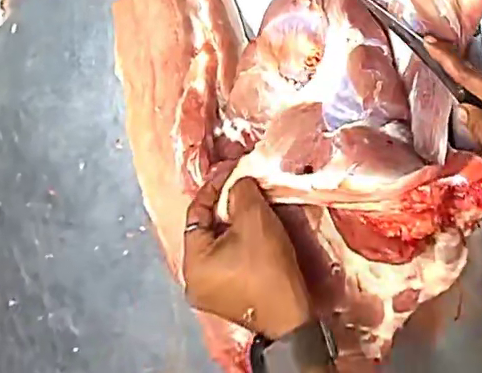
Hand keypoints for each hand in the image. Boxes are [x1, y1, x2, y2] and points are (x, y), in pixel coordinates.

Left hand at [182, 162, 313, 339]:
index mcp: (192, 261)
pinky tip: (254, 227)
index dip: (215, 185)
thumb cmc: (266, 264)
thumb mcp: (253, 216)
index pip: (196, 210)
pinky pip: (226, 255)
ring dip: (233, 219)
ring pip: (217, 241)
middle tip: (243, 184)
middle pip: (206, 226)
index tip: (233, 169)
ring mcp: (209, 291)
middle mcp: (193, 279)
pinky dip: (238, 238)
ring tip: (251, 201)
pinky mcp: (226, 295)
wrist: (289, 312)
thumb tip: (237, 184)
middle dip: (225, 202)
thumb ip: (240, 190)